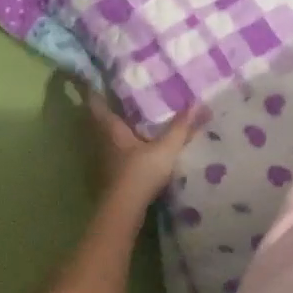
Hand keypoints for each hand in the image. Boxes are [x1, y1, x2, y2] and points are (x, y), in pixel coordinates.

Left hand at [86, 89, 203, 200]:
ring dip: (115, 131)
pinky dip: (121, 149)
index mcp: (111, 128)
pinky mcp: (109, 175)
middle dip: (109, 110)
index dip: (96, 91)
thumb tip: (196, 104)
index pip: (96, 103)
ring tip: (131, 122)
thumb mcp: (164, 150)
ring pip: (105, 138)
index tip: (102, 81)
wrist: (124, 211)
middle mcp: (102, 140)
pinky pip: (112, 154)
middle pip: (100, 120)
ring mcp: (103, 159)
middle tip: (122, 99)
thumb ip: (180, 129)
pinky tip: (134, 150)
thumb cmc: (140, 173)